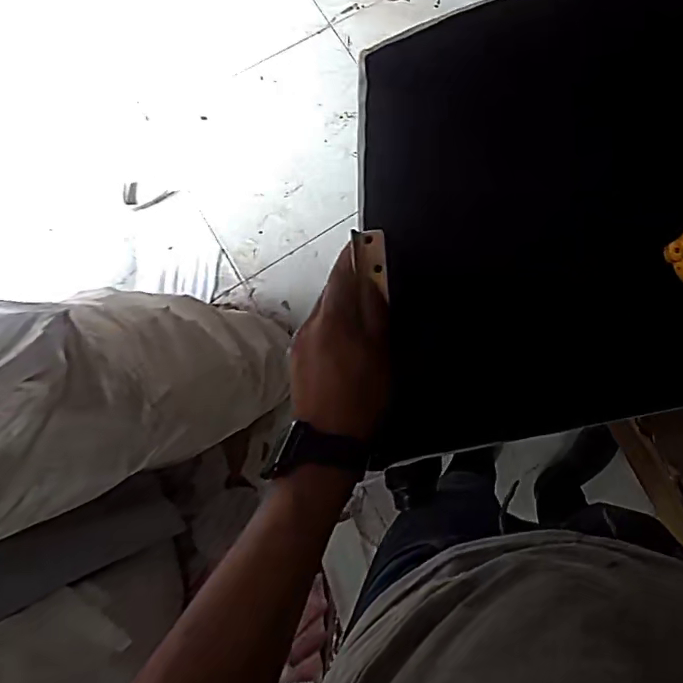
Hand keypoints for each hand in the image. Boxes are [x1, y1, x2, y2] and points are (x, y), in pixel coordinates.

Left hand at [289, 238, 389, 440]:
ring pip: (328, 309)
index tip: (368, 241)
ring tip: (373, 310)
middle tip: (381, 276)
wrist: (329, 441)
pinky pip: (321, 327)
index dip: (357, 255)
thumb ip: (378, 313)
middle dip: (357, 280)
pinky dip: (339, 321)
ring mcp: (301, 343)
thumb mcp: (383, 352)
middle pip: (334, 290)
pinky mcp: (299, 357)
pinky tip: (357, 336)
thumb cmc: (361, 402)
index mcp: (333, 323)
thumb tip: (377, 284)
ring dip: (349, 302)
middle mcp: (311, 328)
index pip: (343, 275)